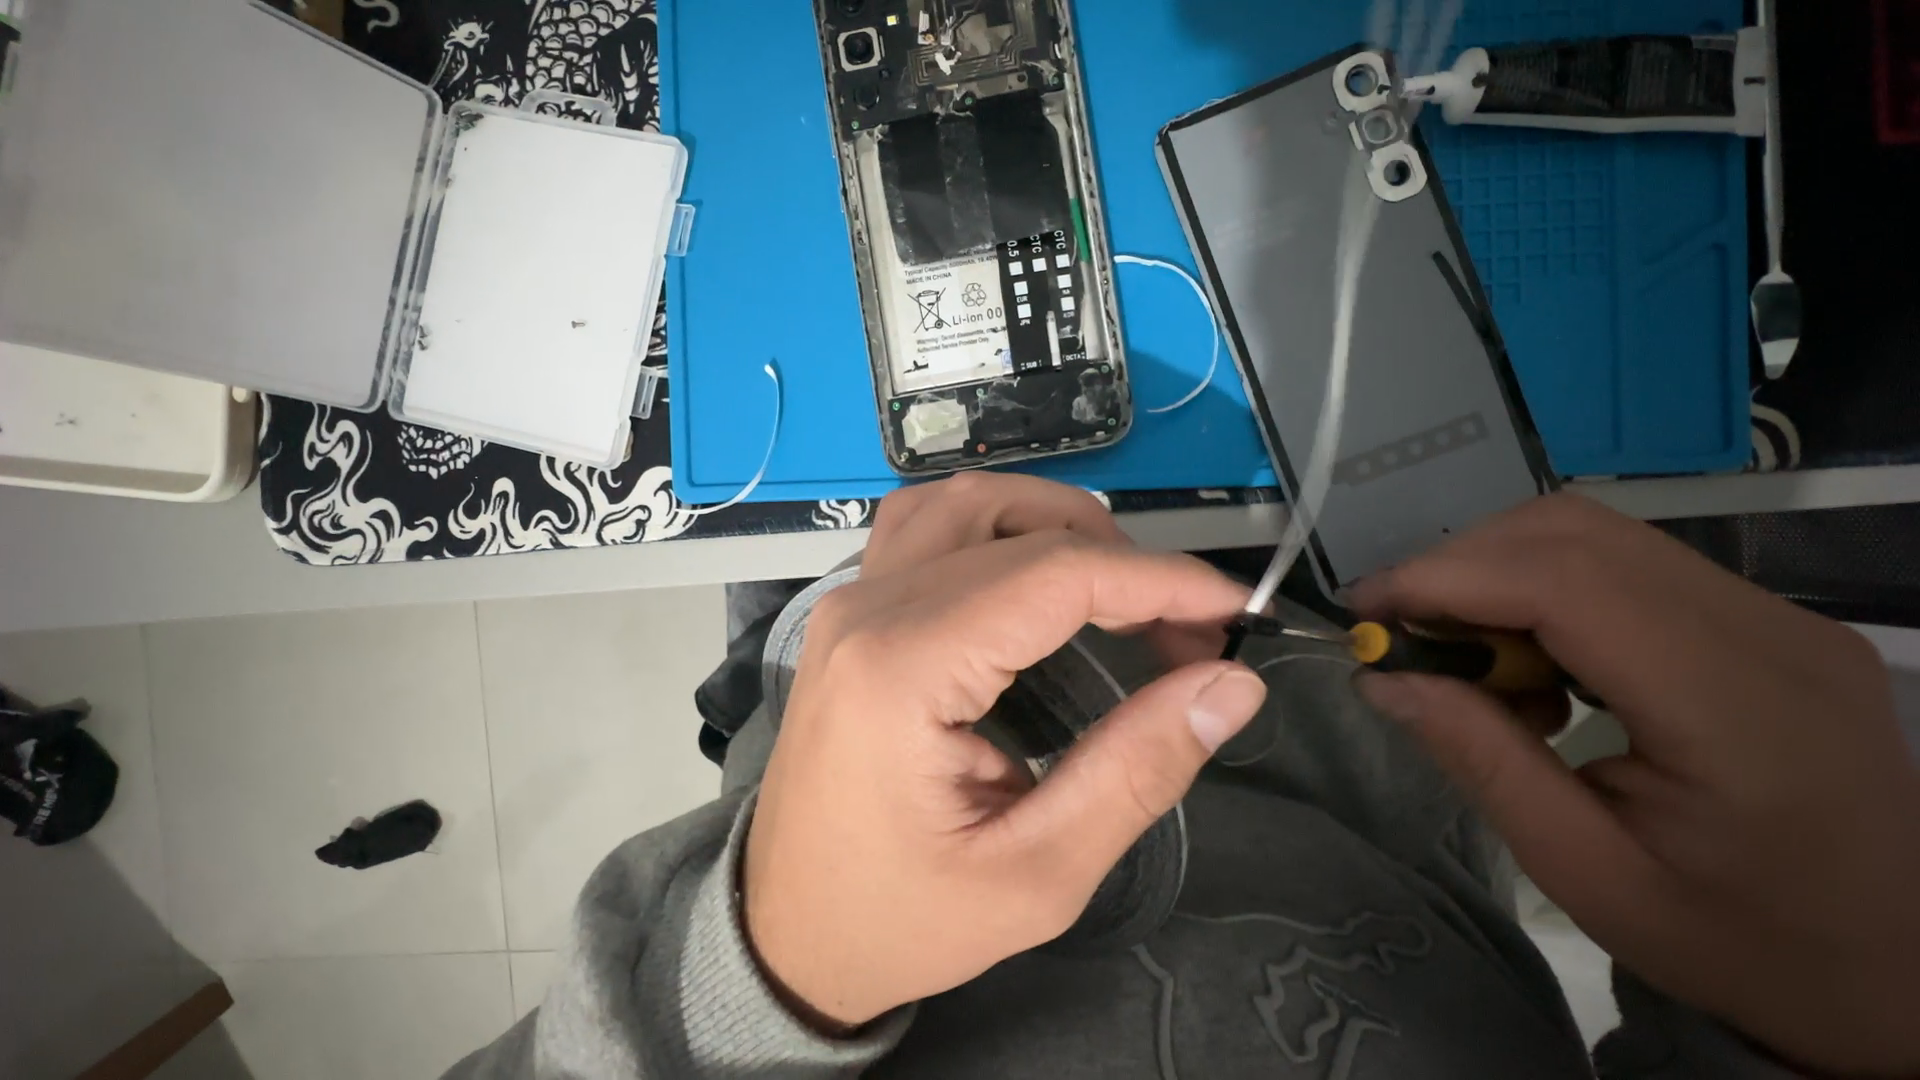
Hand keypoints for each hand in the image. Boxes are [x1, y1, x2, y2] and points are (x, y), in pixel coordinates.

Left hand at [742, 474, 1267, 1030]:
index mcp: (904, 669)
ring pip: (968, 504)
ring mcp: (850, 600)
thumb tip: (1231, 684)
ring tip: (1119, 592)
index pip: (1055, 575)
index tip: (1236, 612)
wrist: (788, 930)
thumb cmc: (902, 918)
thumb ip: (1136, 771)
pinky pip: (926, 525)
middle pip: (1019, 529)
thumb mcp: (1035, 876)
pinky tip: (1032, 574)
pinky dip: (998, 527)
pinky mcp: (852, 610)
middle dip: (1123, 564)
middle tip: (1185, 634)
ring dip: (1057, 525)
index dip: (1159, 581)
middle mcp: (868, 609)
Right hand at [1350, 494, 1919, 1075]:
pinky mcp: (1764, 619)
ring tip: (1463, 655)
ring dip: (1494, 573)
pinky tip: (1531, 662)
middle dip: (1457, 567)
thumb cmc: (1738, 941)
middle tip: (1399, 634)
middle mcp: (1770, 632)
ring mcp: (1777, 616)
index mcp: (1739, 709)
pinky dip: (1538, 589)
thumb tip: (1379, 677)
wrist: (1901, 972)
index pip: (1565, 583)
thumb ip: (1479, 758)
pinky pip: (1620, 563)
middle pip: (1573, 534)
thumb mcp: (1584, 871)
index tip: (1362, 612)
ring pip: (1591, 535)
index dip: (1444, 578)